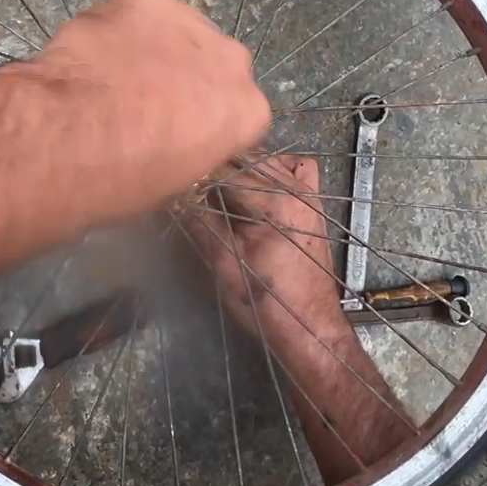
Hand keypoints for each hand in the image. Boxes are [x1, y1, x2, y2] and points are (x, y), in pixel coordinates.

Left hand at [3, 0, 270, 224]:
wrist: (70, 136)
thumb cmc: (123, 178)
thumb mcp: (170, 185)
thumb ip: (189, 152)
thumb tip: (171, 143)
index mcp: (248, 112)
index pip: (236, 115)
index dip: (204, 123)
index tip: (177, 133)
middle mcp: (232, 62)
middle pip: (214, 68)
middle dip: (186, 81)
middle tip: (142, 103)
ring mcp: (192, 23)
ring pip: (180, 35)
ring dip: (156, 51)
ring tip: (114, 75)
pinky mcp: (149, 0)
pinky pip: (141, 15)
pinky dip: (123, 30)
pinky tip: (97, 52)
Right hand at [179, 154, 350, 368]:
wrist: (309, 325)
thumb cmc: (264, 300)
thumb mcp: (223, 262)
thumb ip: (199, 219)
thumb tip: (174, 192)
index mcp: (274, 201)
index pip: (223, 171)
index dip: (195, 174)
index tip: (175, 183)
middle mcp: (294, 188)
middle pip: (243, 159)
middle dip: (214, 169)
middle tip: (190, 188)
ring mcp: (307, 193)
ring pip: (265, 159)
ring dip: (237, 167)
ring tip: (215, 189)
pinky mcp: (312, 202)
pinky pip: (294, 167)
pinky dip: (273, 168)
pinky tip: (256, 186)